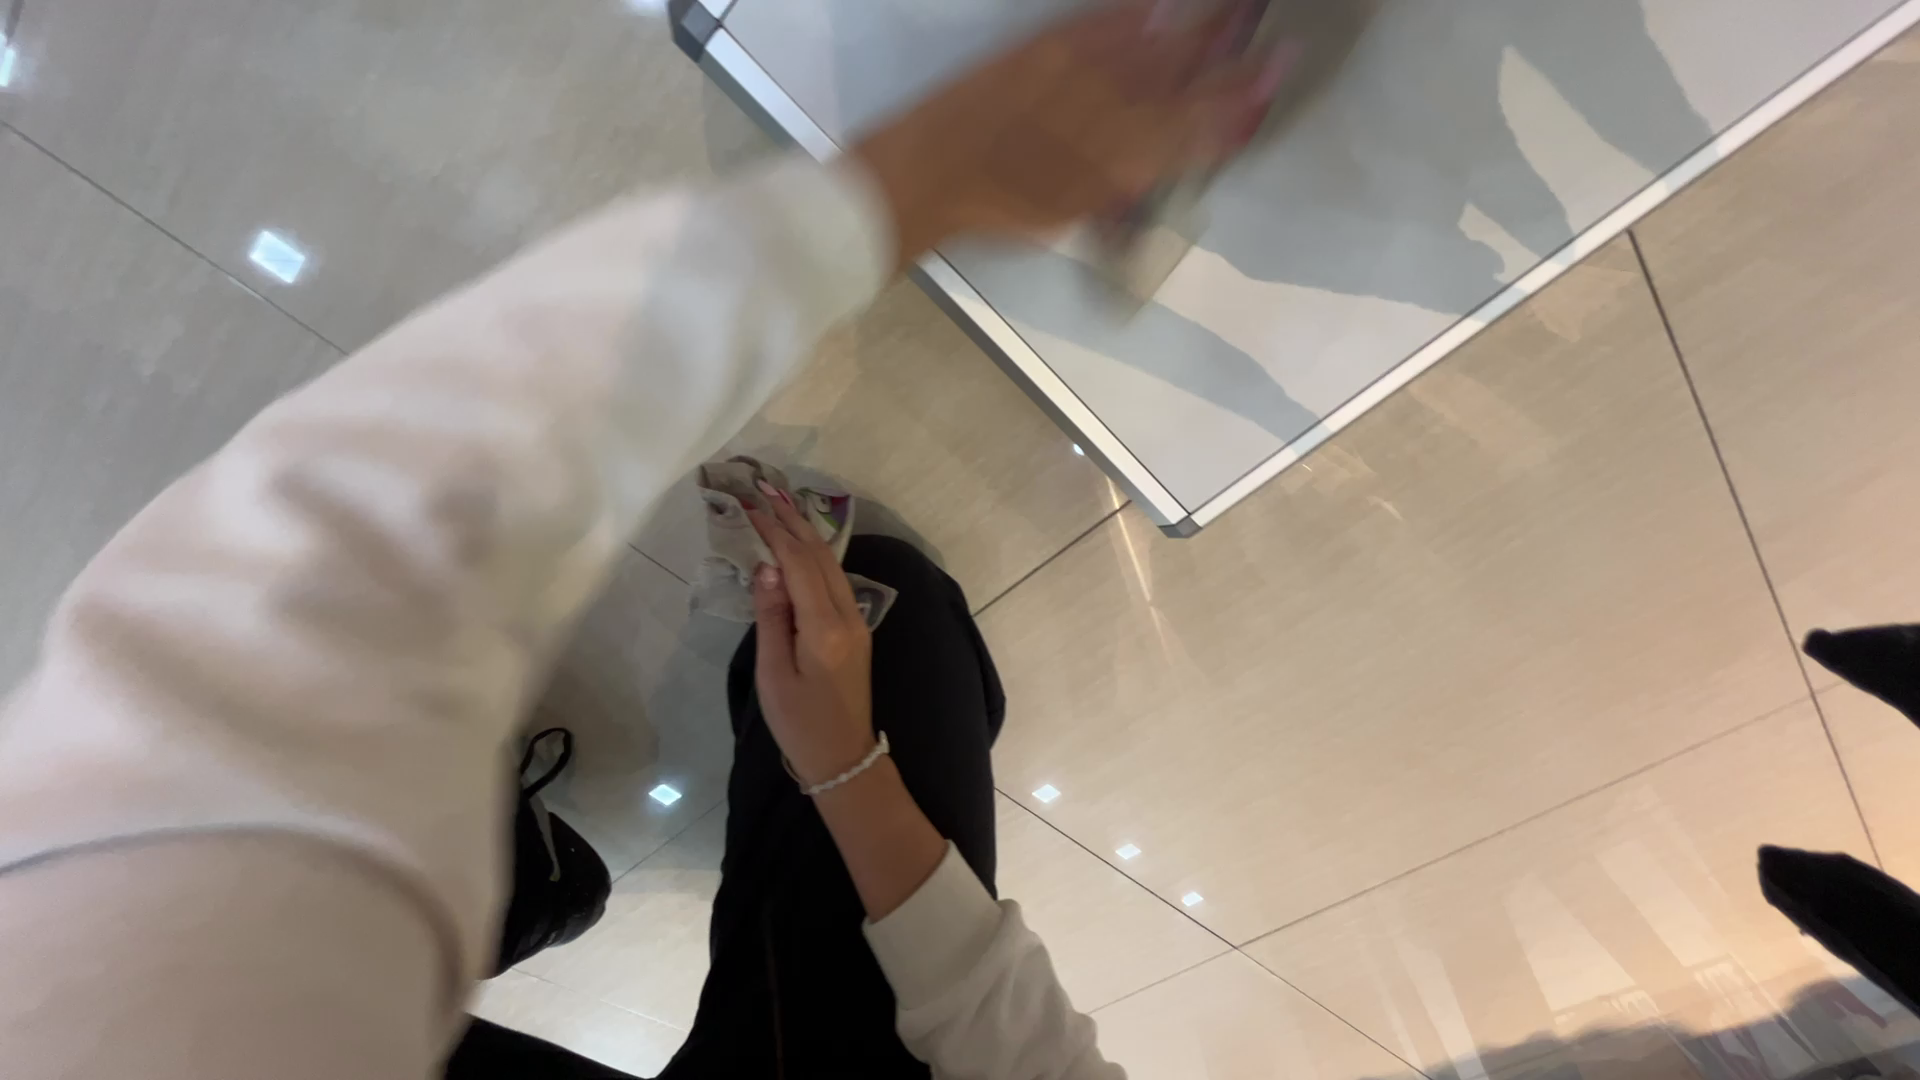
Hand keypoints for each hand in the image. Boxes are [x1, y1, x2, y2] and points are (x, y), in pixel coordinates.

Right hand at [745, 484, 876, 788]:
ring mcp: (858, 621)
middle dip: (792, 521)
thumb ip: (772, 618)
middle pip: (820, 557)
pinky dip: (815, 557)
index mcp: (825, 627)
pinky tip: (802, 546)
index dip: (775, 532)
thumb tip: (766, 568)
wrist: (844, 757)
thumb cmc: (800, 724)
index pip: (798, 565)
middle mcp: (849, 615)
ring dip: (805, 534)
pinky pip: (836, 581)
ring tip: (781, 506)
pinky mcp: (857, 629)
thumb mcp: (773, 674)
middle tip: (765, 490)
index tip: (751, 505)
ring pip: (831, 566)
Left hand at [852, 0, 1297, 266]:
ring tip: (1239, 12)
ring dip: (1203, 30)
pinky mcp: (1051, 45)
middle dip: (1234, 64)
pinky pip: (1109, 21)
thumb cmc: (994, 208)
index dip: (1236, 114)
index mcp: (1119, 165)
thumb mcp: (1065, 217)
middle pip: (1188, 83)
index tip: (1269, 91)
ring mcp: (1082, 74)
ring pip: (1159, 47)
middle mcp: (1112, 115)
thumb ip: (1113, 193)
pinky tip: (1160, 7)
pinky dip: (1141, 14)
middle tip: (1270, 45)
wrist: (931, 173)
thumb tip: (1144, 179)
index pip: (1195, 134)